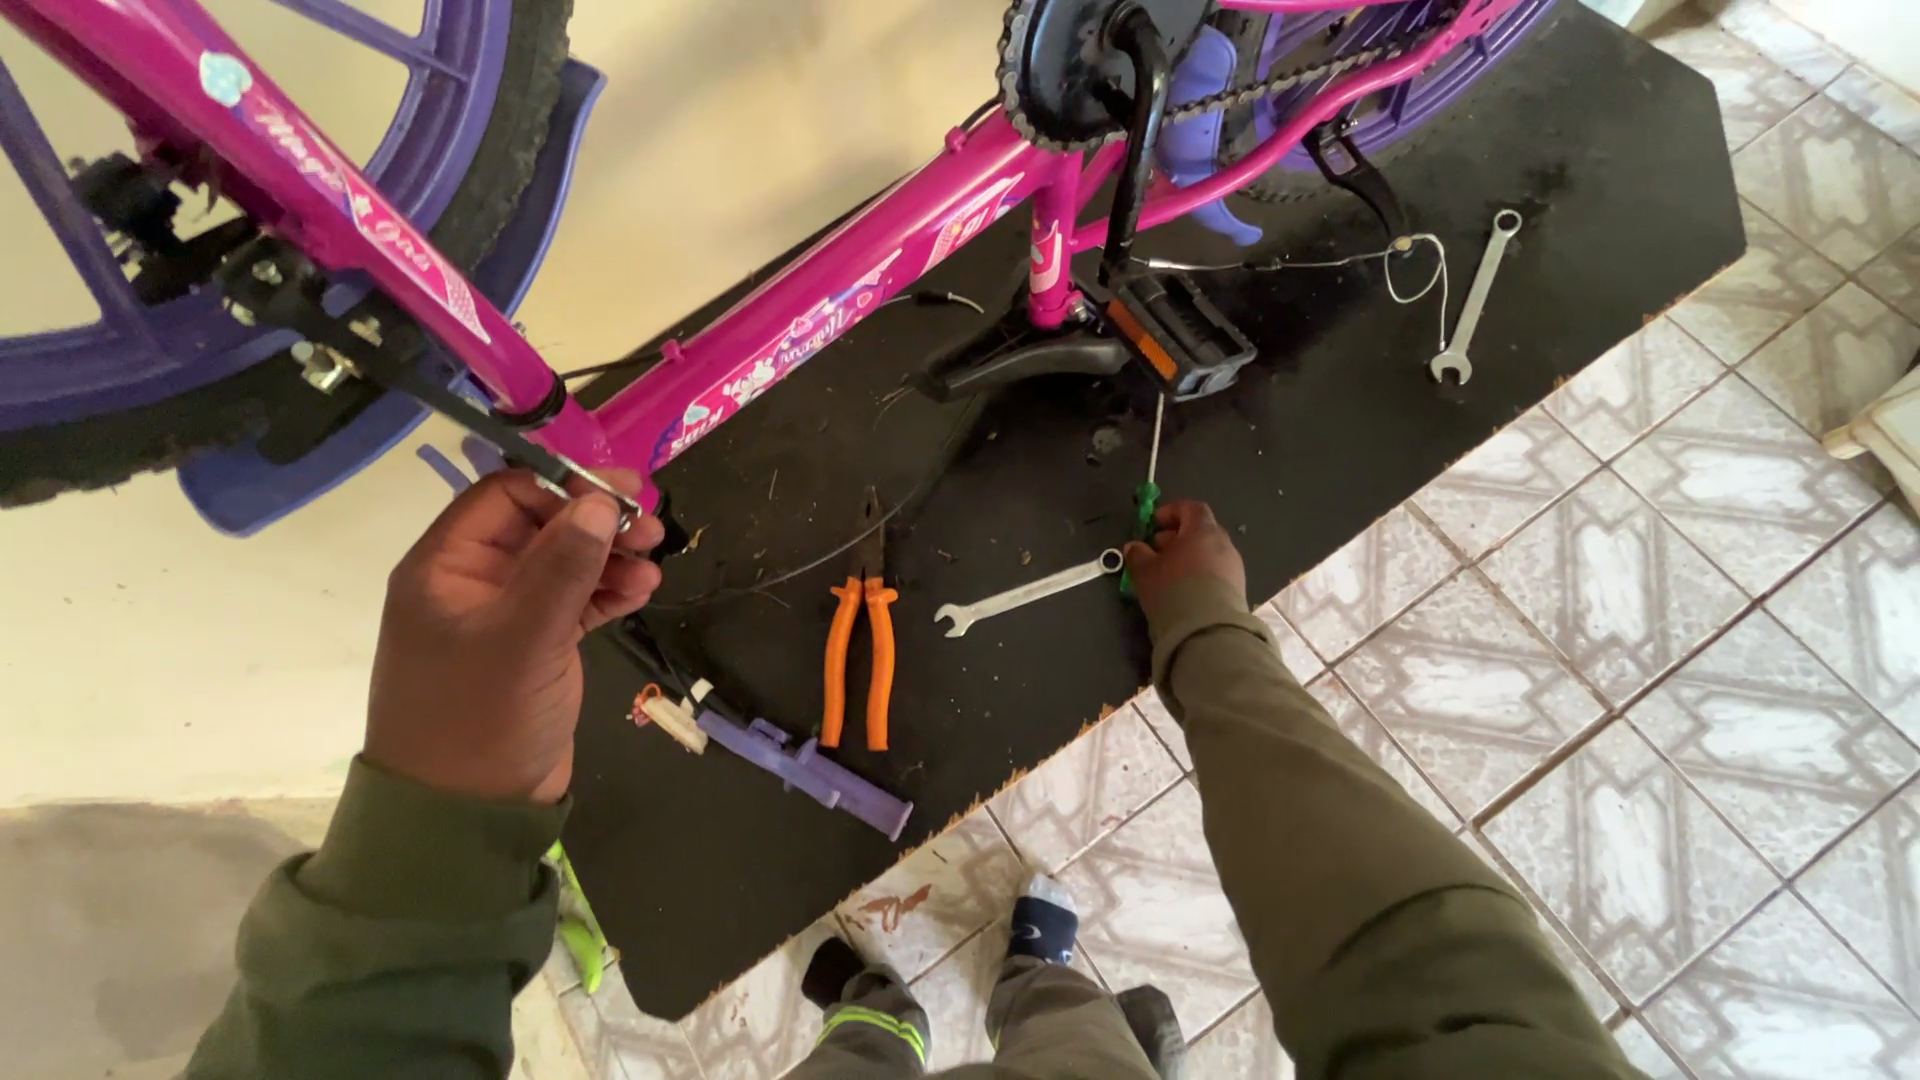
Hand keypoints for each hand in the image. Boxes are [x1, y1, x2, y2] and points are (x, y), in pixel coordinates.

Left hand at [365, 469, 665, 803]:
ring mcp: (510, 614)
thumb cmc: (480, 718)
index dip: (564, 487)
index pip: (506, 497)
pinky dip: (610, 591)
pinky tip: (642, 591)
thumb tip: (600, 502)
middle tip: (652, 527)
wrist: (470, 812)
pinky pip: (579, 600)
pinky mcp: (540, 644)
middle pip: (544, 526)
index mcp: (447, 567)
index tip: (622, 494)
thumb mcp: (523, 637)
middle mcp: (476, 581)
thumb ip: (562, 566)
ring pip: (567, 562)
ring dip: (612, 558)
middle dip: (598, 522)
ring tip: (654, 566)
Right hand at [1122, 499, 1246, 618]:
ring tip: (1170, 573)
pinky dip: (1201, 573)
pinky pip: (1217, 571)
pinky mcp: (1238, 587)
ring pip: (1210, 552)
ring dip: (1190, 556)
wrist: (1207, 629)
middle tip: (1159, 550)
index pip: (1191, 508)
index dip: (1172, 512)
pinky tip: (1186, 590)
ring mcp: (1234, 566)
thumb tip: (1134, 547)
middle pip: (1202, 530)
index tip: (1154, 524)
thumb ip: (1138, 554)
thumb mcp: (1144, 571)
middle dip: (1179, 536)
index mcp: (1202, 531)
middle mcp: (1223, 544)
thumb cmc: (1172, 589)